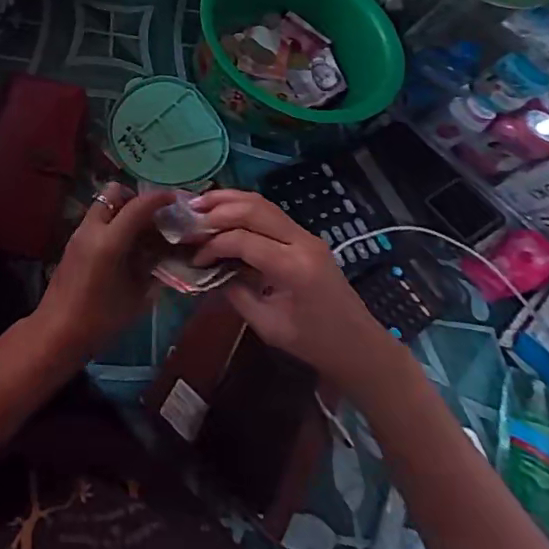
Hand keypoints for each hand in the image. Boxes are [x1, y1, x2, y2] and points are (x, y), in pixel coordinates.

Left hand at [30, 183, 173, 365]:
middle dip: (134, 199)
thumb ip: (152, 270)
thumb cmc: (100, 319)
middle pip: (112, 193)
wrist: (58, 330)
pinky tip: (124, 248)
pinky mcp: (72, 243)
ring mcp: (78, 234)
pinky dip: (111, 223)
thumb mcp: (136, 297)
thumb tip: (165, 255)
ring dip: (122, 211)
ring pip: (102, 206)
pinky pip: (95, 221)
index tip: (175, 199)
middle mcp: (91, 229)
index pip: (137, 207)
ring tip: (141, 235)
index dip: (158, 199)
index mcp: (108, 241)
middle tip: (152, 219)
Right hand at [190, 190, 405, 389]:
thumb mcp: (267, 326)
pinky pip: (269, 211)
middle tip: (188, 217)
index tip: (195, 258)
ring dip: (227, 200)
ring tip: (198, 204)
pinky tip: (222, 211)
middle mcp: (302, 243)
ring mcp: (306, 236)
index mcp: (294, 268)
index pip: (242, 240)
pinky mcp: (305, 236)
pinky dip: (242, 207)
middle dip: (216, 210)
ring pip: (260, 203)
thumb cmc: (315, 343)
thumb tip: (208, 270)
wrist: (360, 347)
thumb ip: (236, 293)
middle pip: (252, 209)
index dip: (212, 245)